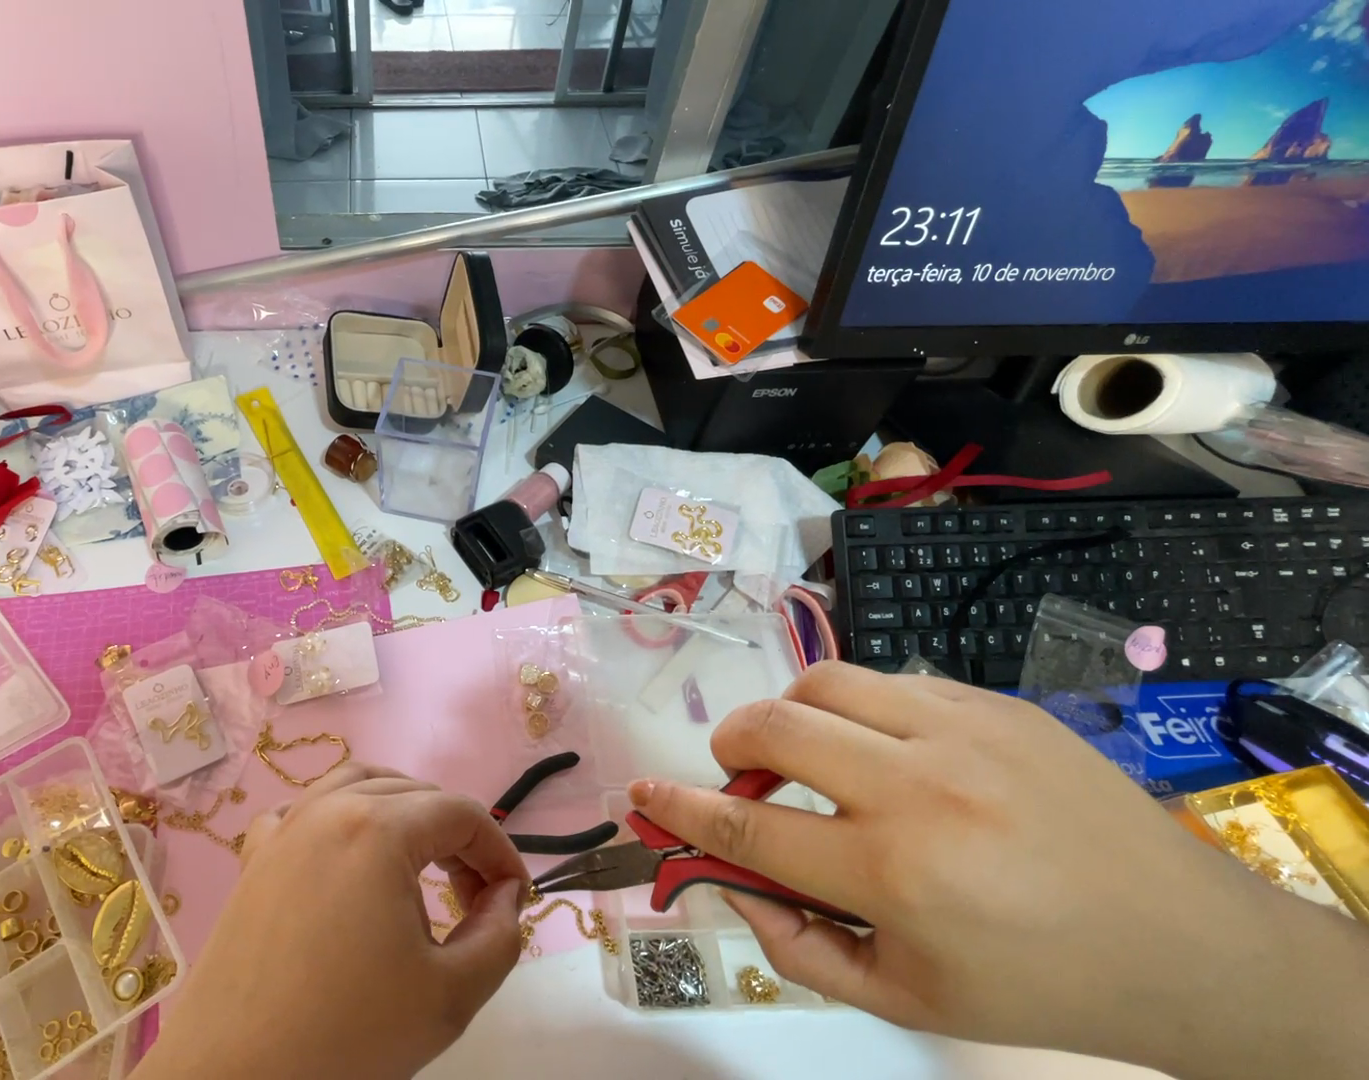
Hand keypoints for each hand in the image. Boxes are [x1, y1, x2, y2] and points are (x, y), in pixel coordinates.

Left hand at [135, 764, 527, 1079]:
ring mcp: (284, 827)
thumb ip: (499, 935)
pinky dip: (337, 819)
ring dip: (401, 813)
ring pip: (357, 785)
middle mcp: (328, 808)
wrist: (235, 1076)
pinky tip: (344, 862)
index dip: (500, 851)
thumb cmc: (349, 1032)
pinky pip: (303, 811)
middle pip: (414, 794)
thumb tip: (506, 895)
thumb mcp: (451, 994)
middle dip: (456, 837)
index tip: (515, 898)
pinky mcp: (253, 857)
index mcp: (379, 828)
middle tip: (473, 897)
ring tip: (420, 862)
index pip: (461, 813)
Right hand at [629, 661, 1368, 1079]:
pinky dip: (857, 713)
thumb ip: (794, 946)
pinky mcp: (993, 704)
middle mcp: (919, 789)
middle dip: (730, 747)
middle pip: (773, 729)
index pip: (747, 826)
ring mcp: (961, 732)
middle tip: (737, 774)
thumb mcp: (903, 998)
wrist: (1191, 946)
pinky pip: (888, 682)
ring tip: (809, 754)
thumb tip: (725, 881)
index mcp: (894, 875)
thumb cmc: (1035, 985)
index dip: (678, 808)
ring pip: (824, 684)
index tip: (640, 793)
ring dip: (789, 716)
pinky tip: (886, 752)